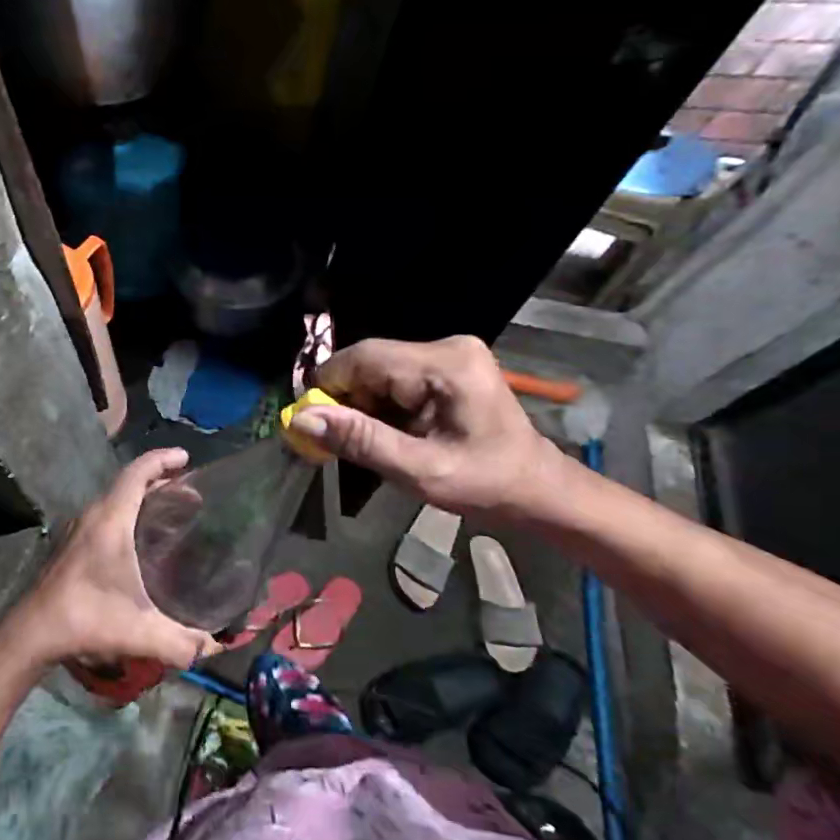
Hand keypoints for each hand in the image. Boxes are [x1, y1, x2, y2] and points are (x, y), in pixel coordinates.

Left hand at [8, 448, 222, 668]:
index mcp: (109, 521)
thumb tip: (215, 646)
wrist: (35, 629)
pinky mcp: (68, 544)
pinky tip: (140, 543)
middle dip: (159, 483)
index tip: (185, 457)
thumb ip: (185, 643)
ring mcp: (76, 529)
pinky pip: (103, 517)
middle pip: (127, 485)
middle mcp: (91, 516)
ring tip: (172, 516)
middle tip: (192, 496)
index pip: (136, 474)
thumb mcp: (143, 633)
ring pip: (113, 502)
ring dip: (141, 501)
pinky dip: (125, 517)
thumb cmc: (87, 619)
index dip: (161, 460)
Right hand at [288, 335, 566, 522]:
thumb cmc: (485, 485)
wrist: (539, 492)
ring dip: (360, 405)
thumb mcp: (417, 470)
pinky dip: (376, 404)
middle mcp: (445, 347)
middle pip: (364, 363)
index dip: (328, 389)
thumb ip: (359, 440)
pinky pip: (387, 377)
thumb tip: (300, 419)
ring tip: (376, 440)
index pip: (360, 359)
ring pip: (371, 371)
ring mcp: (445, 354)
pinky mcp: (442, 366)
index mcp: (445, 365)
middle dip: (346, 401)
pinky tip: (390, 430)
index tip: (317, 428)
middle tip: (347, 442)